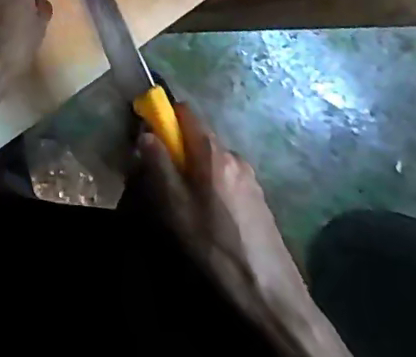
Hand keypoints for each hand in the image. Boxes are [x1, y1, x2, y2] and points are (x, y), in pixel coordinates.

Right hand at [139, 105, 350, 356]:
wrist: (271, 303)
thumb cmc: (215, 251)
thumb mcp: (174, 209)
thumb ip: (157, 166)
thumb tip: (146, 133)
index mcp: (214, 152)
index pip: (184, 111)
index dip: (161, 117)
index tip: (144, 139)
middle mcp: (236, 157)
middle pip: (196, 140)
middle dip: (174, 155)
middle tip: (156, 186)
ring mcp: (251, 181)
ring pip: (210, 165)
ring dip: (191, 177)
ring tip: (179, 212)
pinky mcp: (260, 206)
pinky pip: (225, 185)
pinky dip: (208, 193)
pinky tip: (205, 227)